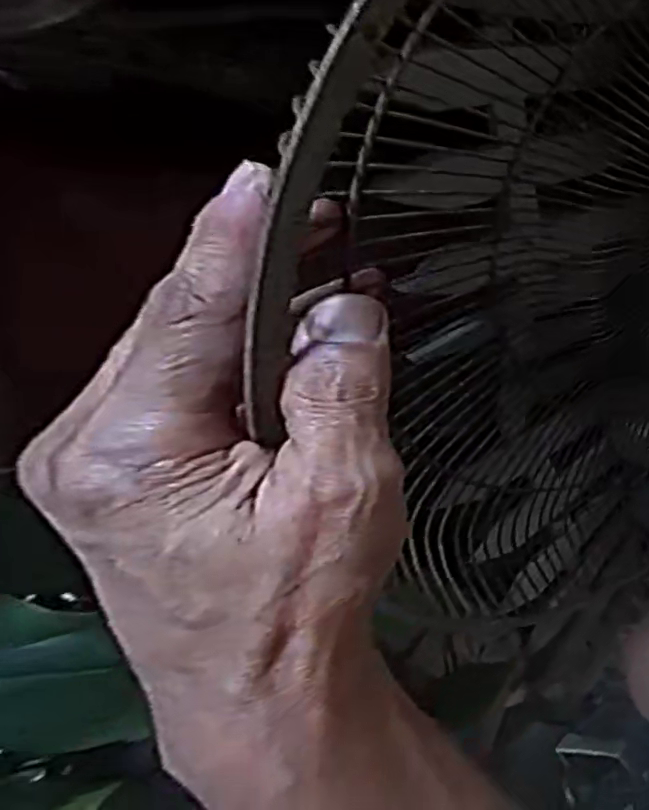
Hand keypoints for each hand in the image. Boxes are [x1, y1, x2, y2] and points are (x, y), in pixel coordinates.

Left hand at [17, 162, 403, 781]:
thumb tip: (348, 309)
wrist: (258, 674)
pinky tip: (306, 320)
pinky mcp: (141, 461)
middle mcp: (96, 439)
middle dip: (253, 257)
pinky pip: (199, 371)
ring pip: (189, 340)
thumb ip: (342, 387)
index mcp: (135, 444)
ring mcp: (110, 451)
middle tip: (317, 209)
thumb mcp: (343, 485)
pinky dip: (256, 336)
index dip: (235, 239)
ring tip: (326, 254)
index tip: (263, 179)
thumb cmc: (299, 591)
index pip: (194, 311)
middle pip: (181, 317)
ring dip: (262, 296)